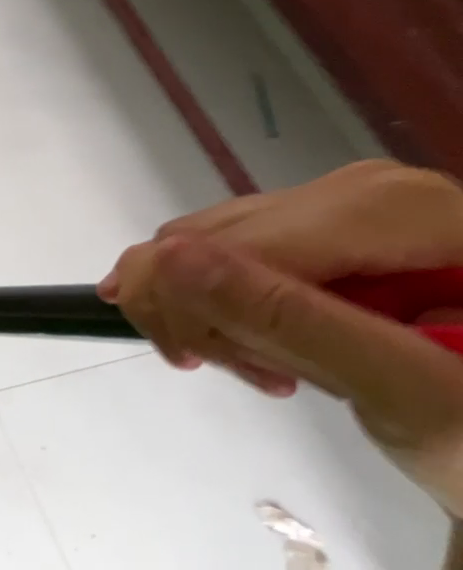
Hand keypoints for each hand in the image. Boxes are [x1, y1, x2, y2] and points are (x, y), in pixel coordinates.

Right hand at [101, 161, 462, 515]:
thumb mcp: (420, 396)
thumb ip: (298, 324)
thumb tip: (168, 260)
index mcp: (399, 210)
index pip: (242, 241)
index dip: (197, 298)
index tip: (193, 361)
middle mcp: (357, 192)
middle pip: (211, 236)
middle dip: (194, 309)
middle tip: (223, 370)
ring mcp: (331, 208)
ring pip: (197, 242)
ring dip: (195, 311)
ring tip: (256, 370)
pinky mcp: (310, 229)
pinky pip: (211, 252)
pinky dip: (207, 304)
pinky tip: (250, 346)